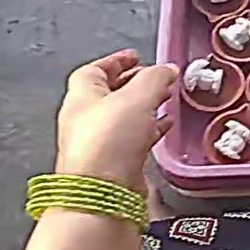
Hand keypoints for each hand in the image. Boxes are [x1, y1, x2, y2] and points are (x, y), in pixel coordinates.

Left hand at [54, 49, 177, 191]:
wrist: (104, 193)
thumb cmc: (109, 142)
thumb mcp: (137, 97)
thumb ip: (155, 78)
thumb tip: (167, 69)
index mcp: (82, 97)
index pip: (95, 70)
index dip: (116, 61)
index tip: (136, 56)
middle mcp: (86, 119)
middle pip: (110, 92)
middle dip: (134, 82)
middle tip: (156, 77)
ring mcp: (101, 143)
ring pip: (125, 116)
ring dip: (145, 105)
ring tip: (165, 98)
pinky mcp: (116, 163)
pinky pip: (134, 138)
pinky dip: (150, 128)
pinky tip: (165, 126)